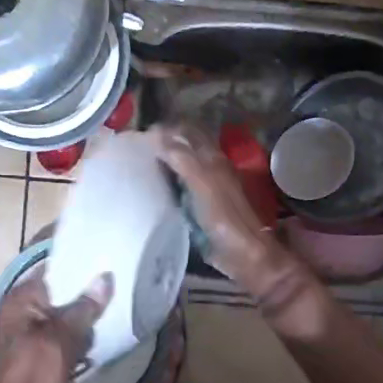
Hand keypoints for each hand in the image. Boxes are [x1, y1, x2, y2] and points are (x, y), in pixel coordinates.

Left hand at [0, 273, 111, 382]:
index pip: (54, 268)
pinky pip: (62, 331)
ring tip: (111, 311)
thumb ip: (84, 307)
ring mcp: (29, 328)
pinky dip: (77, 333)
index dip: (80, 265)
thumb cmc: (36, 374)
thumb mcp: (63, 338)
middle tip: (116, 288)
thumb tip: (105, 278)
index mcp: (21, 298)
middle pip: (61, 290)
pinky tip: (95, 336)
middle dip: (85, 293)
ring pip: (65, 312)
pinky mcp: (38, 347)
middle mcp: (21, 308)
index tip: (108, 260)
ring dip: (84, 317)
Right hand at [147, 122, 294, 294]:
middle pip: (187, 146)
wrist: (244, 254)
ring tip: (143, 163)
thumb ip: (182, 159)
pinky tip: (156, 187)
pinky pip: (181, 185)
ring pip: (184, 164)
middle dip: (165, 142)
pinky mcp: (202, 206)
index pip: (188, 132)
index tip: (142, 133)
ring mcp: (207, 187)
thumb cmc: (224, 219)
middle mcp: (212, 168)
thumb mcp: (202, 184)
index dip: (167, 129)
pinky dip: (168, 180)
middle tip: (138, 146)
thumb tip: (156, 135)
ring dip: (166, 160)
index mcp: (213, 159)